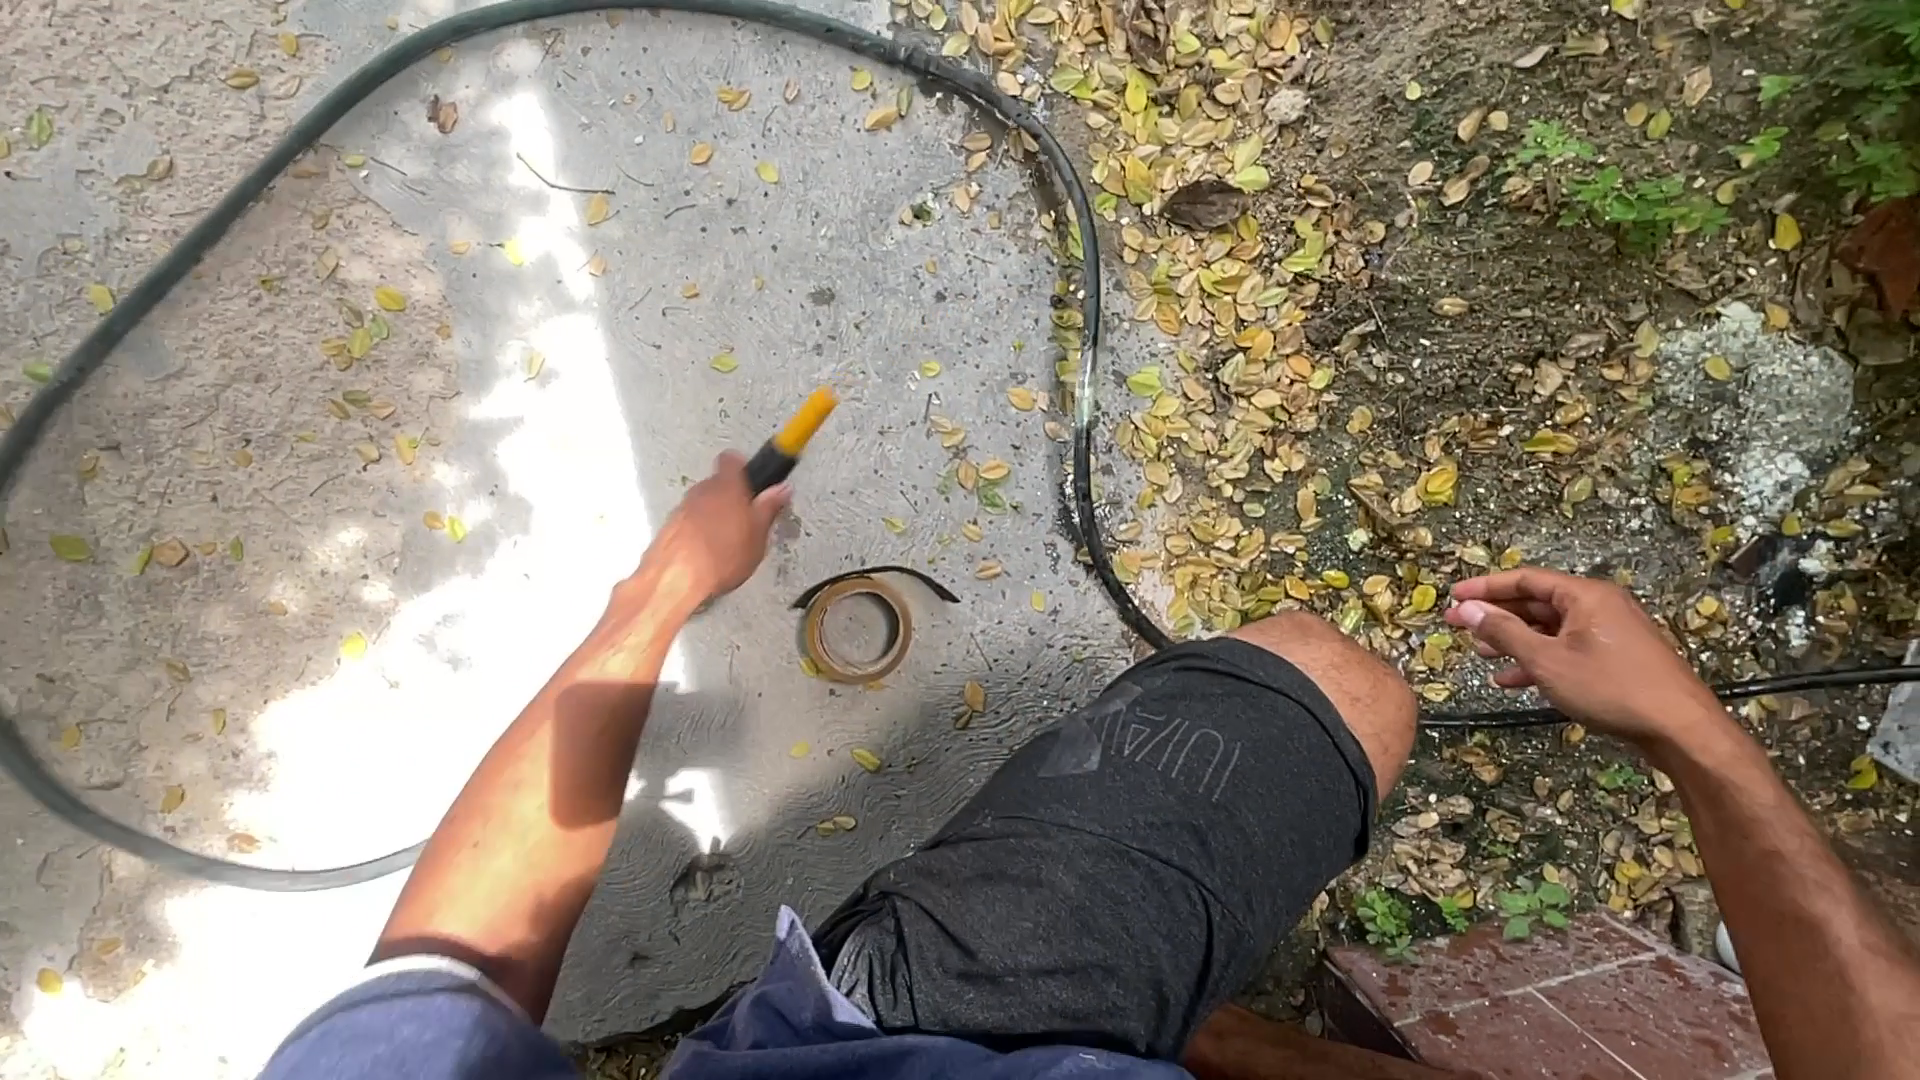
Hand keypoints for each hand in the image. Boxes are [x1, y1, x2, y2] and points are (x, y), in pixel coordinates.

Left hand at [639, 452, 790, 602]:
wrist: (677, 581)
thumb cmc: (723, 555)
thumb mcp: (758, 534)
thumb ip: (769, 507)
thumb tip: (782, 488)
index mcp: (727, 486)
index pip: (732, 459)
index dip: (744, 467)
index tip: (754, 481)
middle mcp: (701, 491)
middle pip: (718, 484)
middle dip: (732, 498)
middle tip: (747, 520)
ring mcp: (681, 509)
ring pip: (703, 504)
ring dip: (714, 516)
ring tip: (728, 542)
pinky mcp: (668, 528)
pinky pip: (689, 522)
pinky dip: (699, 532)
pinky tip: (709, 554)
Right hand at [1444, 567, 1725, 745]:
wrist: (1681, 731)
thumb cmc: (1610, 687)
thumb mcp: (1546, 659)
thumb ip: (1503, 631)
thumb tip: (1468, 609)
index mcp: (1585, 596)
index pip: (1525, 580)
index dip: (1485, 587)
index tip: (1453, 597)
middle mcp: (1598, 607)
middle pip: (1535, 602)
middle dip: (1495, 616)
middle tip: (1457, 626)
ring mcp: (1609, 633)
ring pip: (1549, 628)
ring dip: (1513, 640)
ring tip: (1482, 655)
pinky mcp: (1615, 658)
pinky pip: (1566, 648)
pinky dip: (1538, 659)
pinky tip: (1513, 680)